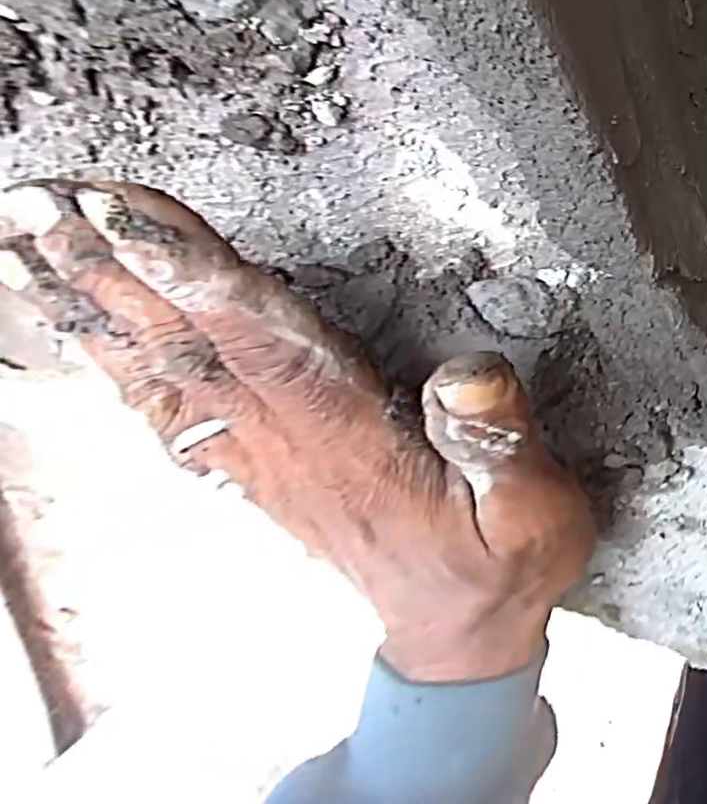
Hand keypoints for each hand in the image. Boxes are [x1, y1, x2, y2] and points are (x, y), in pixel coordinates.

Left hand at [0, 179, 594, 680]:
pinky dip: (131, 374)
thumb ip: (500, 437)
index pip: (269, 354)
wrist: (465, 627)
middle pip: (196, 357)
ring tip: (42, 254)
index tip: (134, 221)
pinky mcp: (276, 478)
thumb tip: (469, 369)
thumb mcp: (532, 503)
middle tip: (46, 205)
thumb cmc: (508, 560)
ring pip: (174, 384)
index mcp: (355, 451)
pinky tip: (107, 350)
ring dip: (108, 318)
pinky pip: (186, 419)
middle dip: (122, 280)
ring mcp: (274, 469)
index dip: (205, 285)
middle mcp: (294, 454)